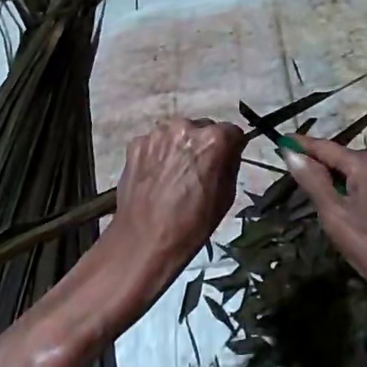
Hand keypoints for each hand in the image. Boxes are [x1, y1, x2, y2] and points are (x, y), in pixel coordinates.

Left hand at [103, 118, 245, 302]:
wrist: (145, 239)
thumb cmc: (192, 223)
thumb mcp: (226, 196)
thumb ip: (230, 164)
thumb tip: (229, 151)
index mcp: (213, 139)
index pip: (231, 131)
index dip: (230, 147)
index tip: (225, 162)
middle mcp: (185, 127)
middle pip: (202, 128)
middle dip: (203, 144)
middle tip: (197, 171)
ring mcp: (157, 134)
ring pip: (176, 134)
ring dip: (179, 147)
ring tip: (173, 175)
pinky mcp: (136, 143)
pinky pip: (155, 143)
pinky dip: (157, 154)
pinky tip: (155, 177)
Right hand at [283, 135, 366, 314]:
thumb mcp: (334, 214)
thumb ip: (313, 181)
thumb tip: (292, 154)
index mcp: (365, 164)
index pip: (326, 147)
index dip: (302, 145)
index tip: (282, 140)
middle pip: (343, 157)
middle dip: (319, 160)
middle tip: (294, 165)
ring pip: (358, 171)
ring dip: (336, 175)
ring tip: (314, 183)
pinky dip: (353, 186)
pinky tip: (344, 201)